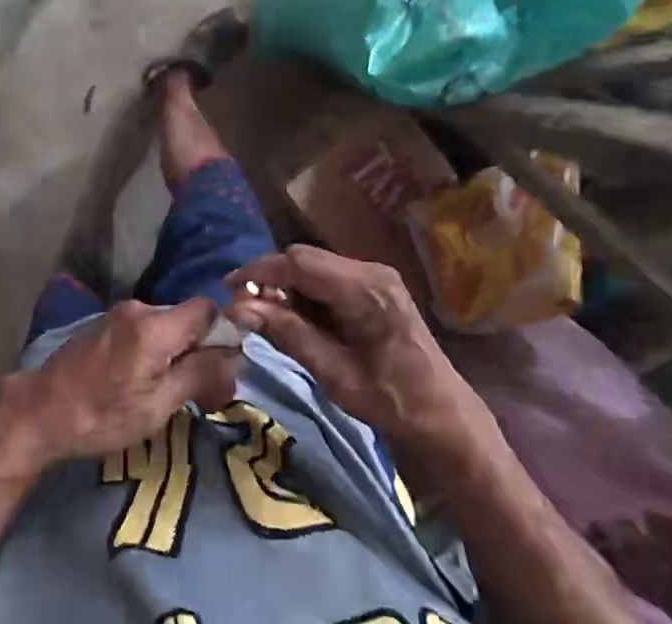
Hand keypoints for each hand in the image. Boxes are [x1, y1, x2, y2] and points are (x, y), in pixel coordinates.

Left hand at [0, 299, 241, 481]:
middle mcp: (139, 309)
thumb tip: (235, 356)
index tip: (225, 366)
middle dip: (202, 351)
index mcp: (155, 326)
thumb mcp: (157, 407)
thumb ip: (199, 374)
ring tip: (175, 393)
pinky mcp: (107, 323)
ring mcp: (120, 314)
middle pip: (188, 319)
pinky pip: (146, 329)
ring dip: (179, 353)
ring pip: (168, 326)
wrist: (39, 412)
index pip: (208, 309)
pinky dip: (157, 350)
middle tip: (207, 393)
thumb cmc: (100, 417)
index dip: (224, 332)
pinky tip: (147, 382)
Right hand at [226, 246, 482, 445]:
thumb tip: (238, 308)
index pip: (299, 262)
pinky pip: (325, 276)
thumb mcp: (334, 374)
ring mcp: (374, 275)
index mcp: (366, 290)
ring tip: (266, 316)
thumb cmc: (391, 400)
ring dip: (285, 285)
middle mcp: (371, 270)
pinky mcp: (372, 284)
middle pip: (303, 258)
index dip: (259, 272)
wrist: (443, 414)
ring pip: (312, 265)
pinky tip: (294, 317)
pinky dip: (303, 292)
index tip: (228, 289)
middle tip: (245, 308)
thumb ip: (288, 334)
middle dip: (269, 278)